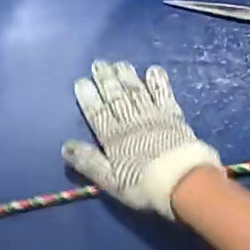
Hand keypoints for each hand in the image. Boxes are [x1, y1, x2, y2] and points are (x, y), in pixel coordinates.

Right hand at [61, 60, 220, 219]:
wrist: (183, 182)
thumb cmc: (143, 186)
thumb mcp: (110, 180)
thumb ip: (88, 162)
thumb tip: (66, 147)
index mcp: (113, 138)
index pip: (97, 112)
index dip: (88, 97)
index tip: (81, 81)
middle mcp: (131, 122)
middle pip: (116, 97)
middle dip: (106, 79)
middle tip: (99, 63)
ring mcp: (153, 117)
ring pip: (136, 92)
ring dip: (127, 76)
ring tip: (119, 63)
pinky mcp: (174, 117)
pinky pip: (163, 95)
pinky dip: (158, 82)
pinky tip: (153, 70)